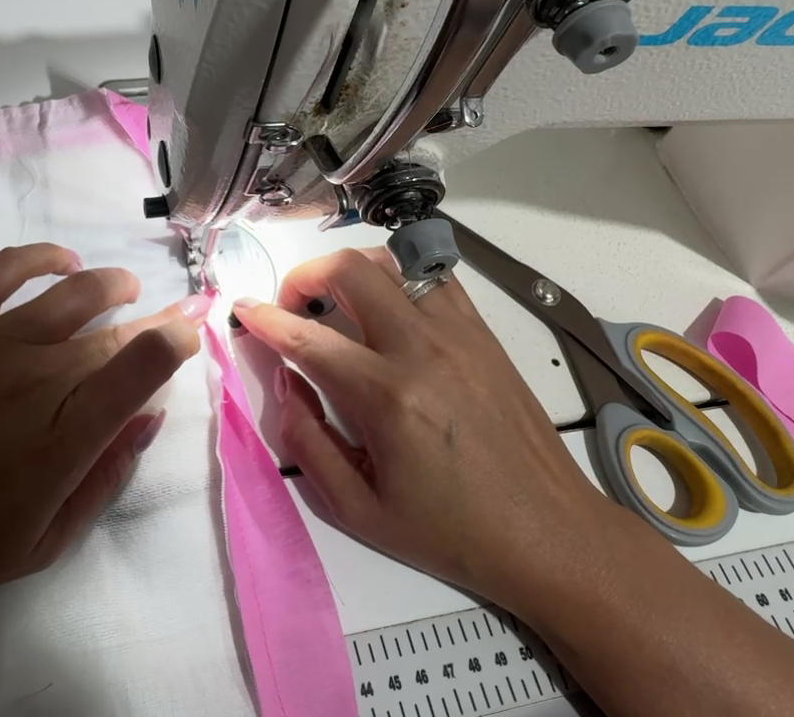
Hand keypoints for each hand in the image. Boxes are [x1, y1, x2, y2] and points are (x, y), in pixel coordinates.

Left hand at [0, 243, 208, 621]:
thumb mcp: (38, 542)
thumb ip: (104, 478)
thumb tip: (148, 419)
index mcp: (66, 436)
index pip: (144, 368)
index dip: (177, 342)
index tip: (188, 336)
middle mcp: (40, 377)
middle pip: (115, 332)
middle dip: (153, 323)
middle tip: (168, 318)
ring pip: (75, 291)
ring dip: (112, 283)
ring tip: (125, 285)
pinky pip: (9, 268)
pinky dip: (45, 256)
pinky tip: (63, 261)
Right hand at [234, 248, 634, 618]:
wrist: (550, 533)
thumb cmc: (451, 532)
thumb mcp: (359, 512)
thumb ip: (307, 443)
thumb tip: (288, 386)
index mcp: (387, 398)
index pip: (308, 337)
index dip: (264, 319)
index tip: (243, 310)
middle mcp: (423, 349)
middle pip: (350, 270)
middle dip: (305, 276)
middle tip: (293, 307)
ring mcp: (459, 333)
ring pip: (393, 261)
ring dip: (351, 271)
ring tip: (337, 304)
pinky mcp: (484, 332)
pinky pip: (432, 278)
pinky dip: (397, 279)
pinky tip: (389, 311)